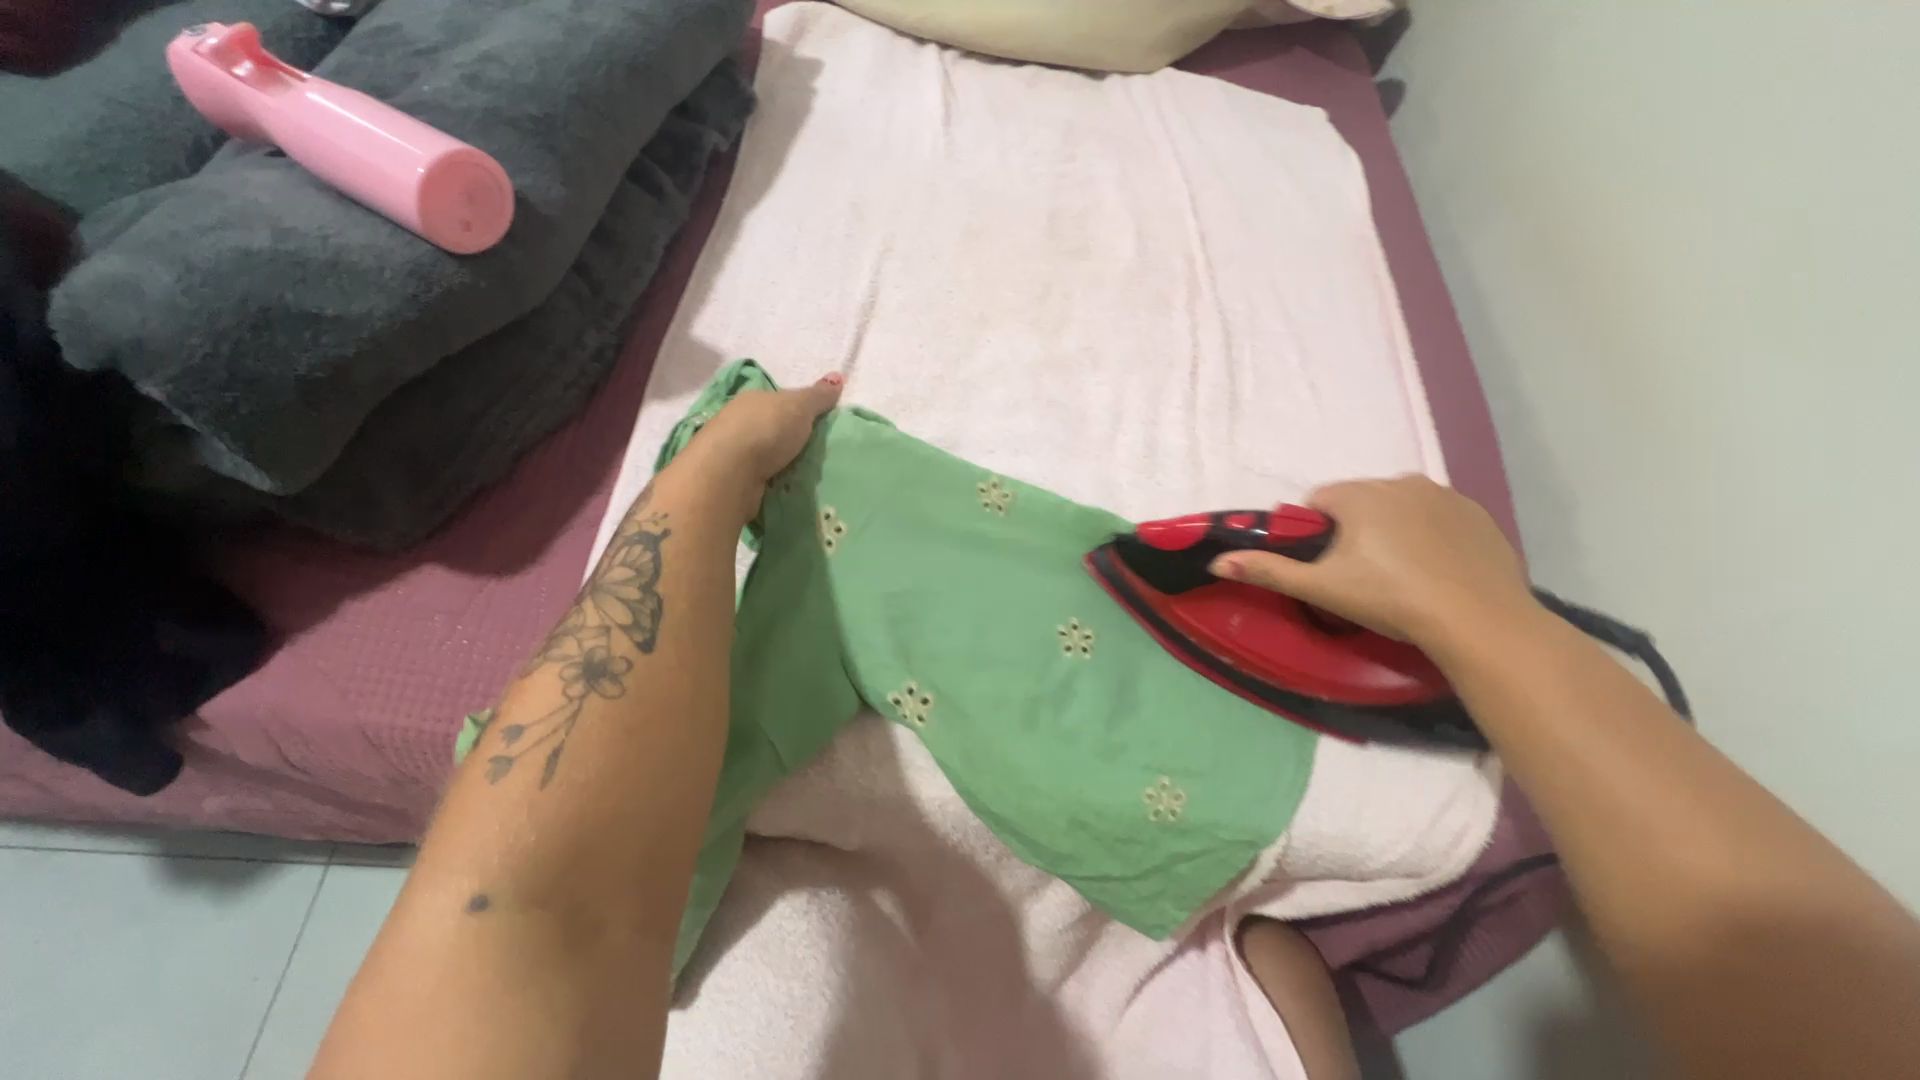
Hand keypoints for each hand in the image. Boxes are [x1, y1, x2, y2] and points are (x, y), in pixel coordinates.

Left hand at [674, 373, 842, 517]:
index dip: (797, 410)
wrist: (728, 472)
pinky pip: (757, 477)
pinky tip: (784, 488)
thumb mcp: (799, 406)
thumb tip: (838, 376)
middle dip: (788, 439)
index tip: (816, 426)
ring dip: (778, 462)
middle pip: (769, 427)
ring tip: (804, 475)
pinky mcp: (730, 479)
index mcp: (753, 399)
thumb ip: (818, 395)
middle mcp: (737, 421)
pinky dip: (769, 481)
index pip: (778, 400)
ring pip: (762, 454)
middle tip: (815, 453)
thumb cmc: (766, 430)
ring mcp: (731, 452)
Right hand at [1208, 475, 1539, 649]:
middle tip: (1363, 575)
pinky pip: (1439, 516)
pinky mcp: (1478, 513)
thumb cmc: (1390, 599)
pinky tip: (1437, 569)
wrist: (1477, 619)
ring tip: (1402, 574)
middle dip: (1355, 529)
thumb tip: (1218, 561)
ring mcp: (1445, 494)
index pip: (1320, 500)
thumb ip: (1269, 570)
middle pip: (1361, 500)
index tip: (1330, 566)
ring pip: (1400, 506)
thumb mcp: (1323, 588)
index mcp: (1360, 495)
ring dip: (1393, 528)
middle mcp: (1401, 481)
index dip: (1318, 533)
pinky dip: (1432, 534)